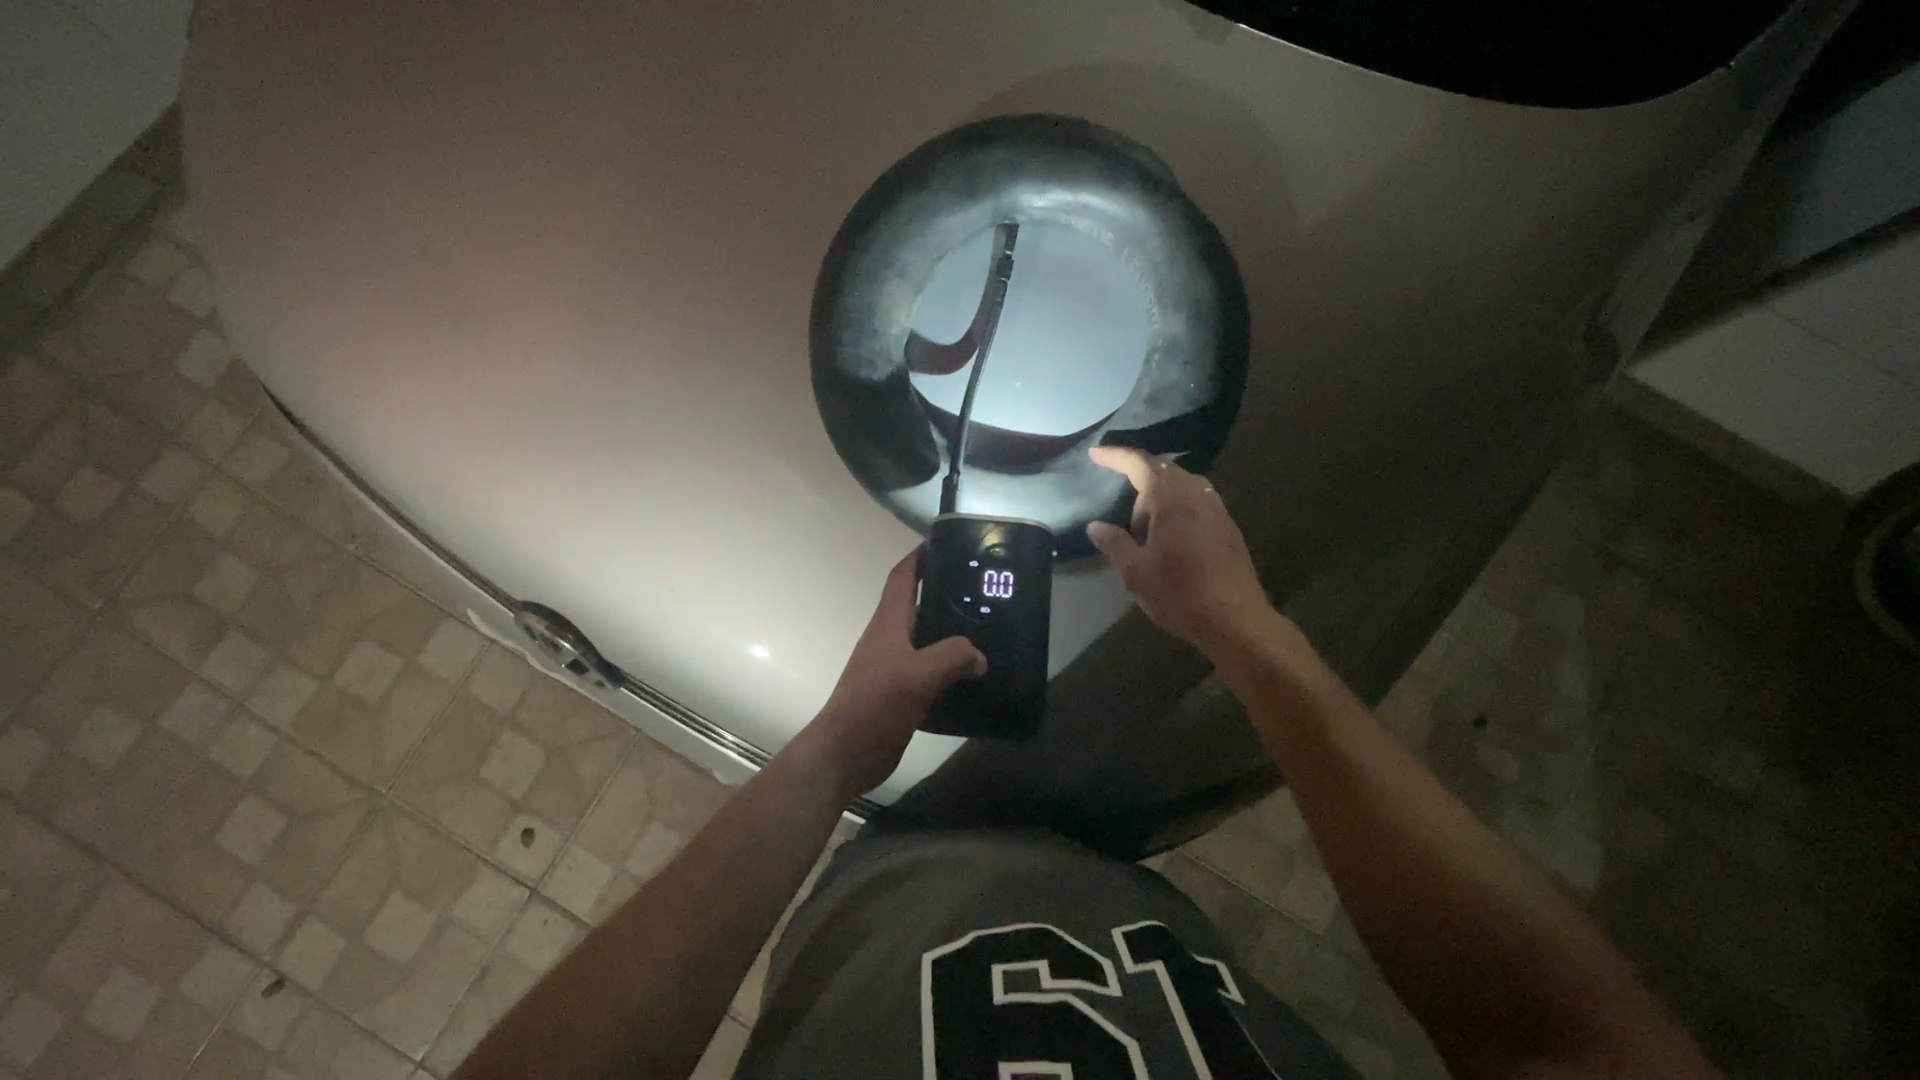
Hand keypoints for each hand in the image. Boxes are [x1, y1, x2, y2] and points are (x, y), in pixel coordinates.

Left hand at [798, 548, 986, 798]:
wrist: (846, 753)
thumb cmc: (875, 704)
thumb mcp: (919, 673)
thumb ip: (953, 656)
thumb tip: (980, 656)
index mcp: (888, 623)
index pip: (902, 577)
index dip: (920, 556)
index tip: (945, 543)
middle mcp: (889, 640)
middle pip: (918, 608)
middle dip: (946, 596)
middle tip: (984, 592)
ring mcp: (893, 669)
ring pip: (927, 643)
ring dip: (952, 638)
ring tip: (989, 634)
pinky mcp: (900, 696)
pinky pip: (930, 676)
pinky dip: (951, 674)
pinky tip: (976, 682)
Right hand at [1086, 446, 1273, 650]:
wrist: (1235, 620)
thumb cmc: (1179, 593)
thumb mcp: (1136, 572)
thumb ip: (1114, 544)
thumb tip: (1095, 526)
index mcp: (1172, 500)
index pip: (1141, 464)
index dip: (1117, 456)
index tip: (1096, 453)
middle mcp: (1198, 496)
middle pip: (1165, 474)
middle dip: (1140, 489)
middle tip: (1128, 527)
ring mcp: (1219, 512)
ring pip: (1184, 489)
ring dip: (1161, 502)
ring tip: (1149, 537)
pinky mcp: (1230, 530)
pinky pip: (1199, 505)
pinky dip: (1179, 513)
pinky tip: (1173, 545)